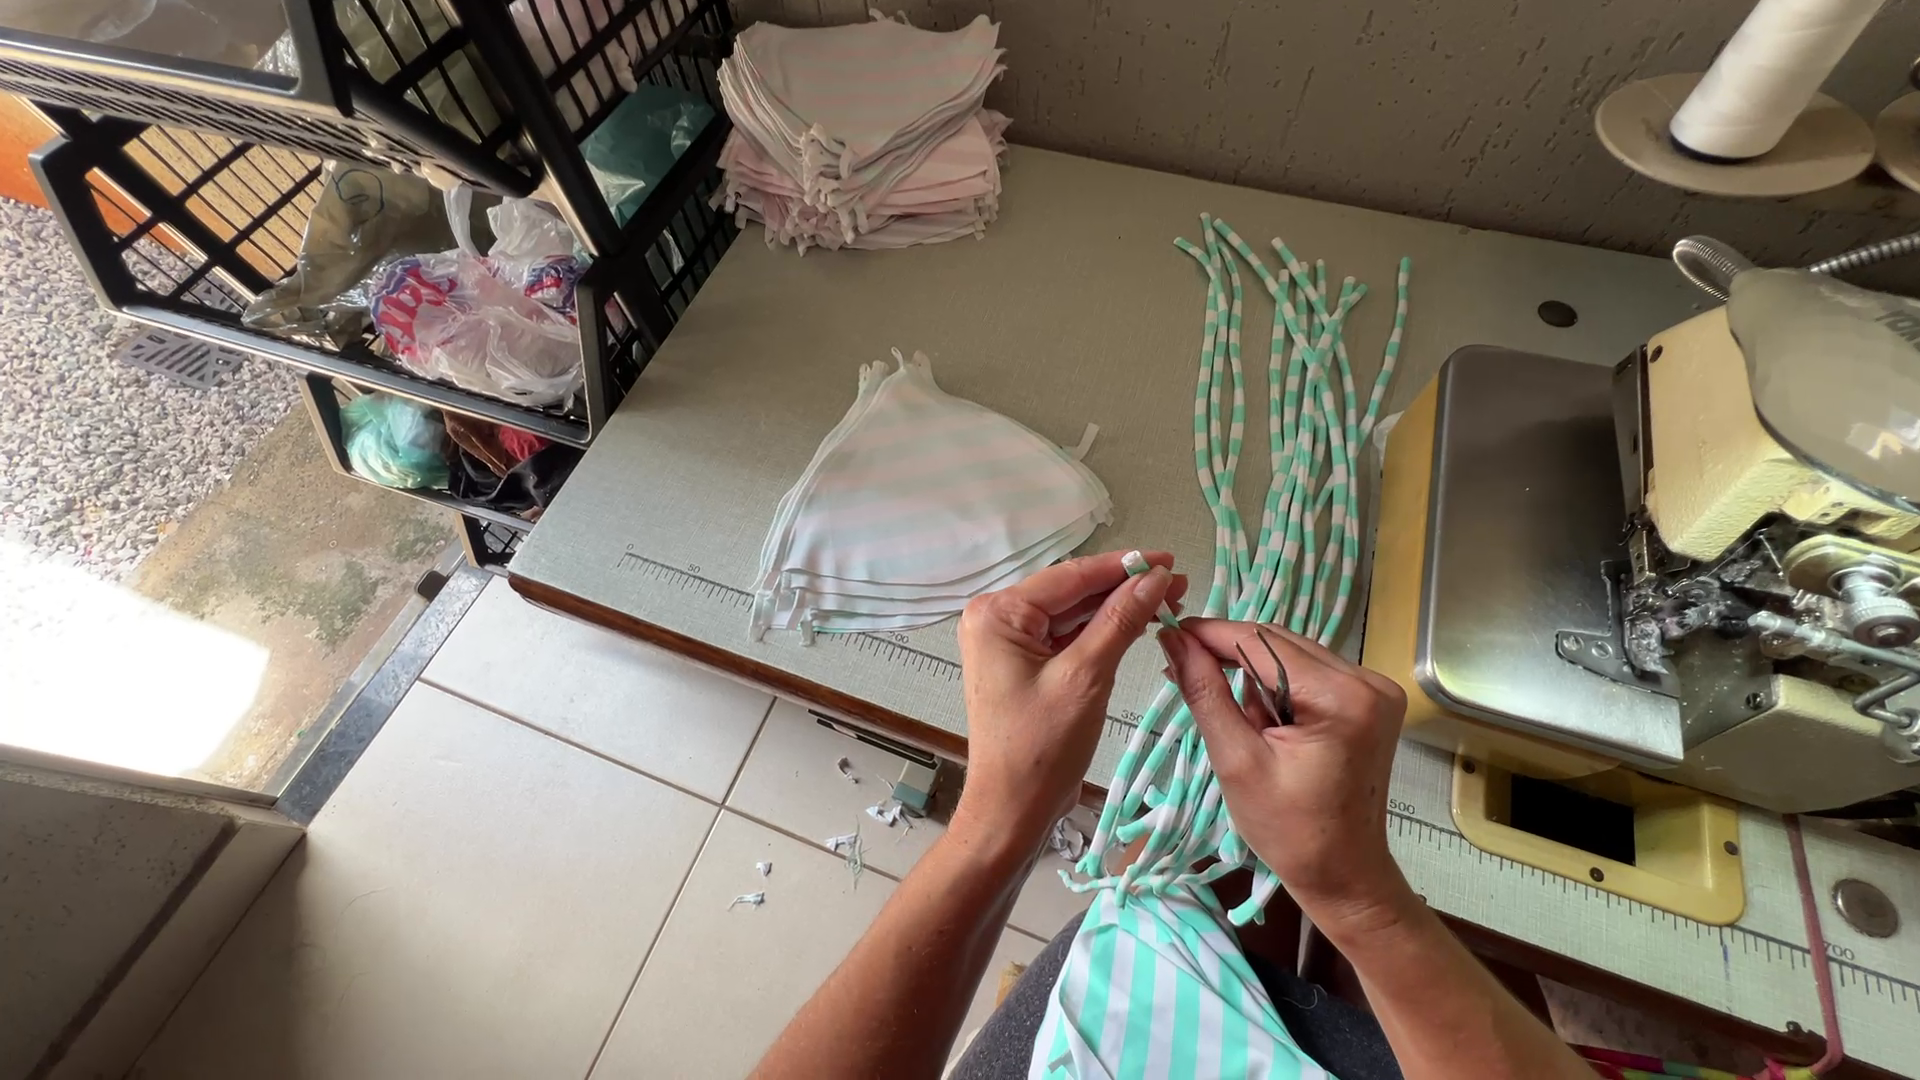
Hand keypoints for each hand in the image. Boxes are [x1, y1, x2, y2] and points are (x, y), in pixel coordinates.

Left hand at [953, 550, 1186, 853]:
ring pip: (1070, 613)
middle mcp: (995, 618)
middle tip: (1179, 586)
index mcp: (998, 613)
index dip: (1123, 566)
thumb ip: (1120, 620)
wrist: (1012, 809)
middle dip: (1123, 588)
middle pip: (1070, 591)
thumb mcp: (1086, 677)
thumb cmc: (1042, 747)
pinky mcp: (1021, 662)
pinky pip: (1064, 636)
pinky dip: (1099, 632)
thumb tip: (1155, 577)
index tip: (1169, 559)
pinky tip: (1136, 624)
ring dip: (1115, 609)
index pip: (1070, 576)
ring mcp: (1006, 641)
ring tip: (1168, 602)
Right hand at [1159, 618, 1411, 934]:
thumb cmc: (1288, 830)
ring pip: (1288, 653)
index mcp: (1340, 697)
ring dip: (1250, 673)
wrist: (1344, 875)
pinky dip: (1273, 684)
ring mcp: (1372, 688)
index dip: (1209, 634)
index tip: (1167, 634)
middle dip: (1228, 655)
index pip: (1260, 641)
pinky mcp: (1367, 699)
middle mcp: (1366, 680)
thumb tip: (1171, 638)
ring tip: (1232, 717)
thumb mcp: (1235, 759)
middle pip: (1276, 641)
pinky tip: (1259, 718)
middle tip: (1181, 670)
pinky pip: (1305, 670)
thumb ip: (1204, 690)